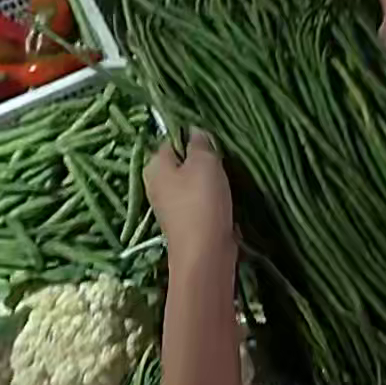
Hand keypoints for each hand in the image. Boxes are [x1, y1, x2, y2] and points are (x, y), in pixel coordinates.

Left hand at [145, 130, 234, 272]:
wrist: (205, 253)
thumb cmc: (202, 202)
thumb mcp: (205, 163)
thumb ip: (200, 143)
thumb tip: (196, 131)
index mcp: (155, 165)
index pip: (173, 139)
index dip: (195, 138)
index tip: (217, 143)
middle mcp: (157, 184)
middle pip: (184, 162)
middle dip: (206, 161)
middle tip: (226, 161)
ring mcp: (171, 205)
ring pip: (194, 183)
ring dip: (212, 182)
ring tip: (230, 181)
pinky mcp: (186, 221)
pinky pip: (201, 202)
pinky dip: (214, 200)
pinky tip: (228, 202)